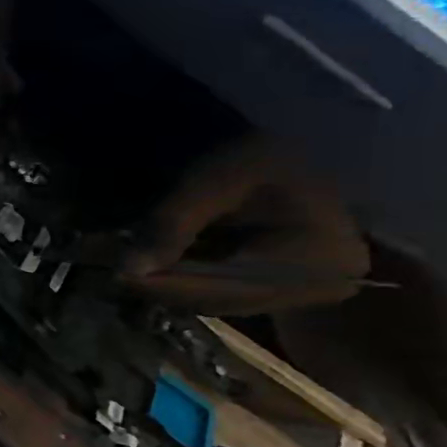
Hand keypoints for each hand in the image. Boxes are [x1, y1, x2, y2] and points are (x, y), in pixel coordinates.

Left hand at [121, 137, 369, 315]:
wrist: (293, 147)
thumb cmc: (257, 156)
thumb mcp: (211, 181)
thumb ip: (173, 224)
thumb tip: (131, 267)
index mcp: (321, 257)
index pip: (231, 285)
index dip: (171, 285)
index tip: (122, 275)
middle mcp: (326, 284)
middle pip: (228, 298)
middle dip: (170, 287)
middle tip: (120, 273)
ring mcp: (312, 288)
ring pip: (228, 299)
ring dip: (179, 286)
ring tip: (134, 268)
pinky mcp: (293, 283)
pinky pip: (236, 291)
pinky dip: (197, 281)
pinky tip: (163, 265)